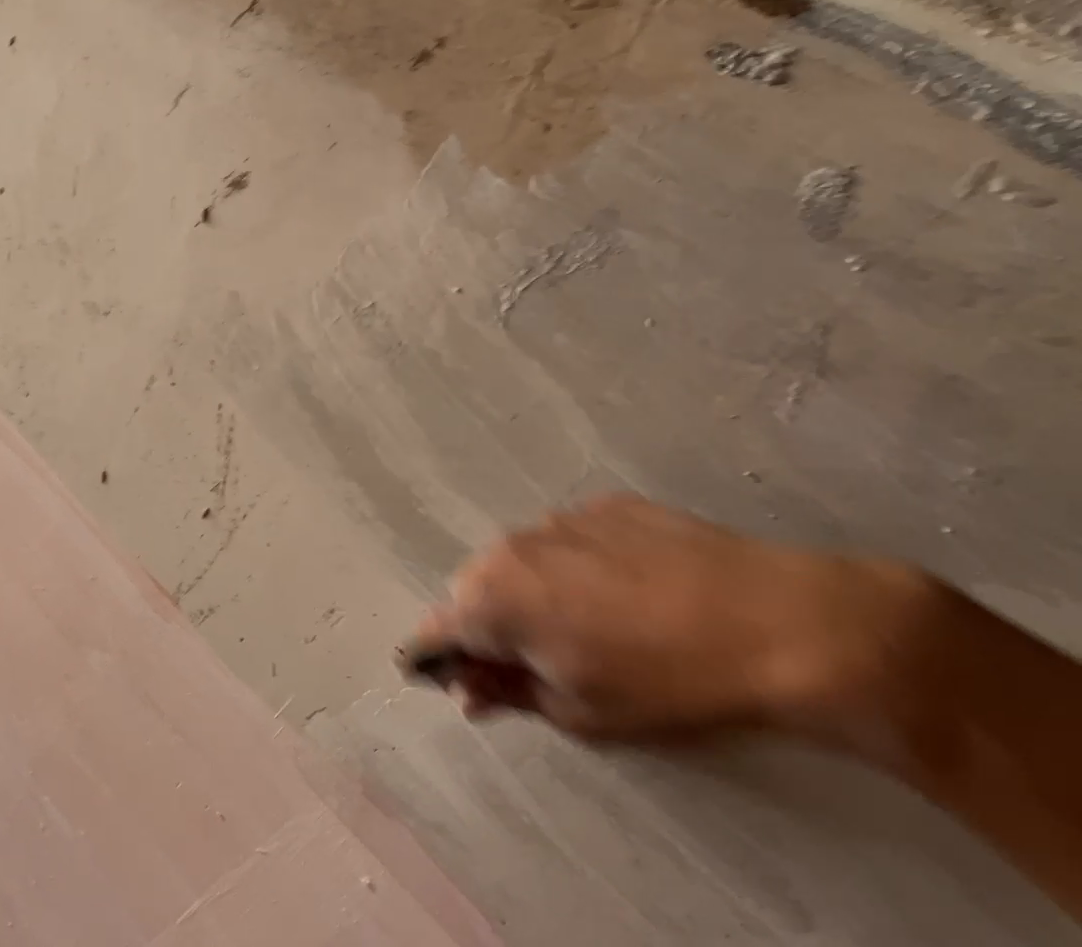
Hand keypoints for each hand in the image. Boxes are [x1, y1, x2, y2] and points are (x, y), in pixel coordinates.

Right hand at [402, 494, 948, 743]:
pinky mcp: (609, 507)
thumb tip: (465, 688)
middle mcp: (510, 549)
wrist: (786, 625)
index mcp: (491, 601)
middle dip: (492, 626)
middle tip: (546, 663)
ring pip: (521, 561)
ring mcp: (560, 521)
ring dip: (534, 592)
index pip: (435, 631)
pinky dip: (578, 567)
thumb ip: (507, 693)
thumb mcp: (579, 713)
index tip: (472, 686)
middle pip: (474, 591)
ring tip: (597, 626)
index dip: (443, 662)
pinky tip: (634, 594)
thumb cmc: (670, 685)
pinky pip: (569, 541)